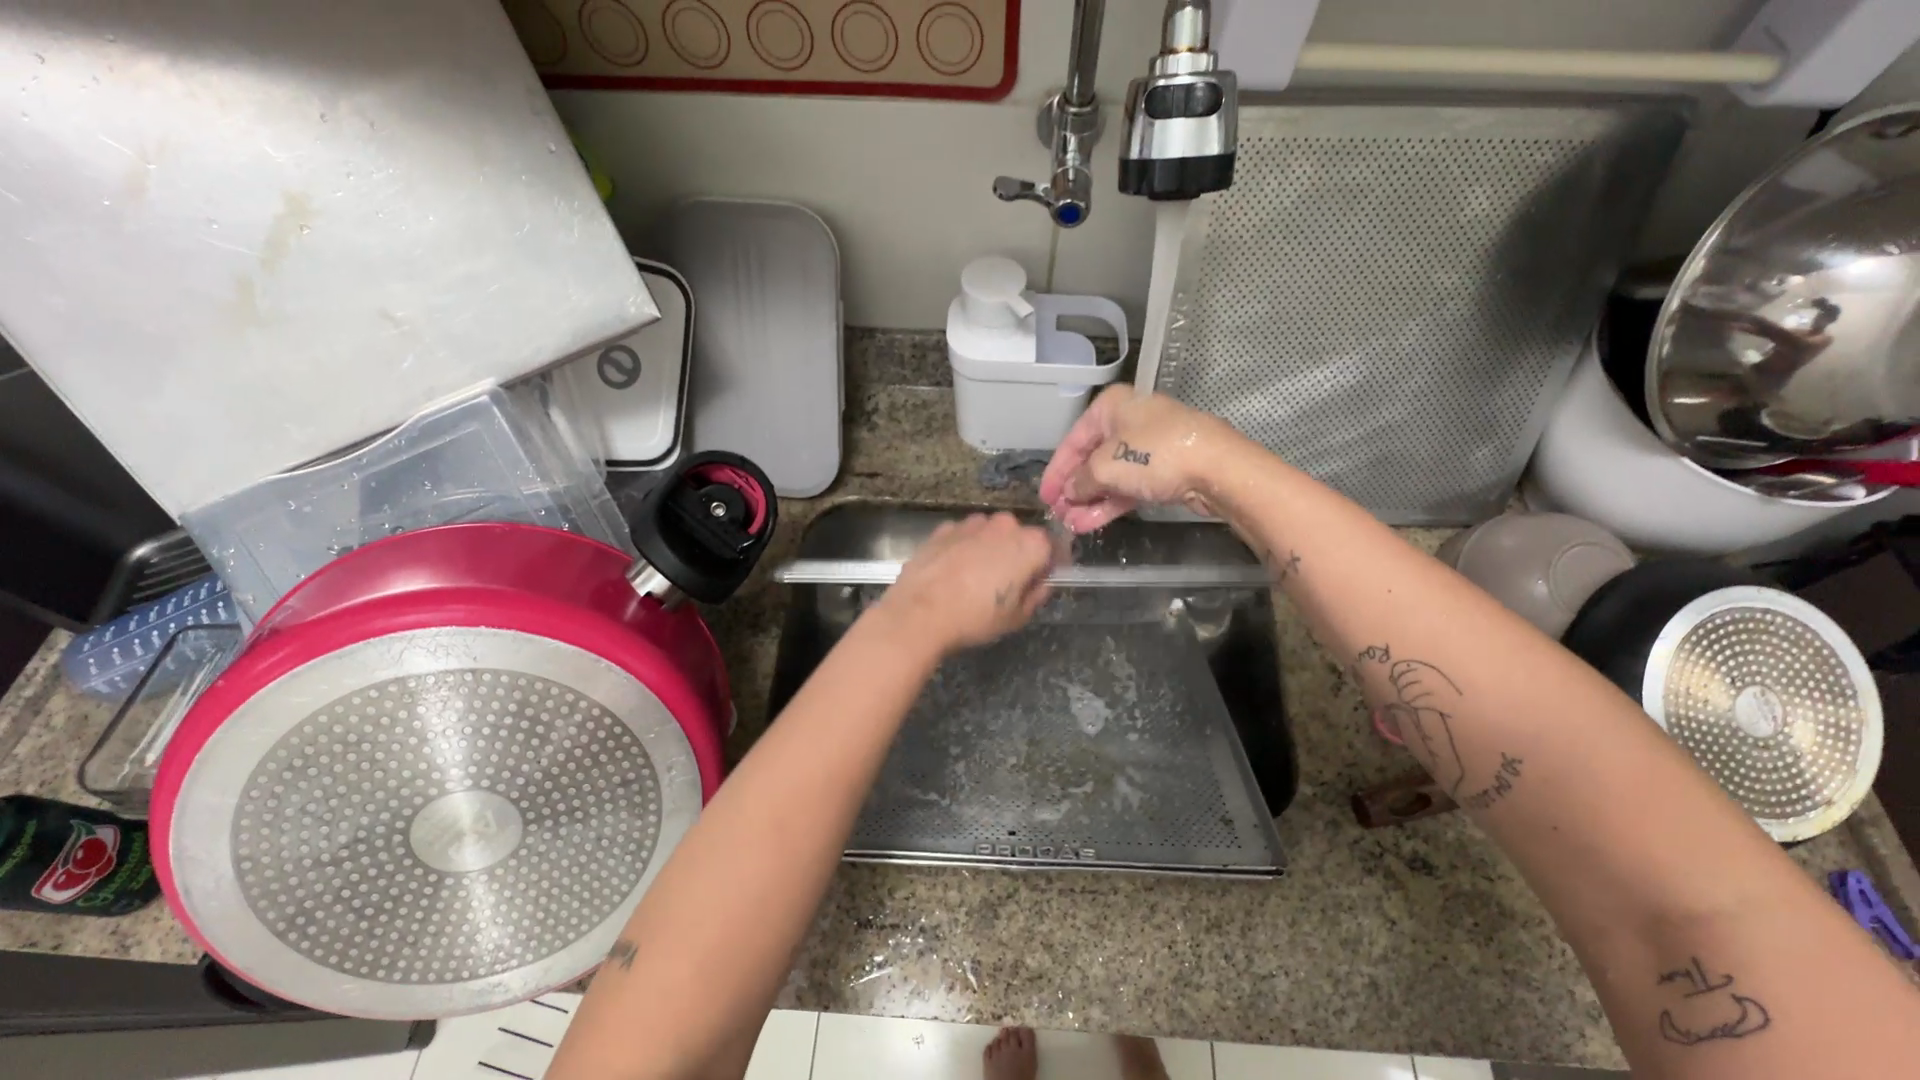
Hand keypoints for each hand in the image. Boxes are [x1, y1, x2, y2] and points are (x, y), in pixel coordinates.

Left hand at [874, 512, 1053, 653]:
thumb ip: (1036, 596)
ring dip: (989, 549)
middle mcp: (1004, 525)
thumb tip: (1041, 584)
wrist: (919, 612)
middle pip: (1019, 537)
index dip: (1047, 566)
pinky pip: (963, 537)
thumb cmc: (975, 618)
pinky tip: (953, 573)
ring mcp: (971, 524)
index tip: (1039, 583)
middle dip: (1017, 555)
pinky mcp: (943, 529)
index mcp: (1030, 544)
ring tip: (976, 578)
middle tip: (1006, 583)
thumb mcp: (1016, 617)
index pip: (1051, 548)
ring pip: (990, 534)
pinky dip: (964, 548)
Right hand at [1038, 385, 1241, 532]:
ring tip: (1071, 525)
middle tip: (1057, 515)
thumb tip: (1069, 493)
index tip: (1044, 497)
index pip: (1072, 441)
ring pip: (1111, 477)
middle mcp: (1129, 421)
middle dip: (1073, 490)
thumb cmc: (1153, 455)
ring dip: (1090, 501)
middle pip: (1091, 459)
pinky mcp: (1164, 470)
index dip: (1055, 472)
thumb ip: (1080, 481)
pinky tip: (1091, 523)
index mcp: (1111, 407)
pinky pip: (1129, 487)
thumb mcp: (1104, 467)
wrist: (1216, 467)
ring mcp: (1149, 447)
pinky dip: (1110, 504)